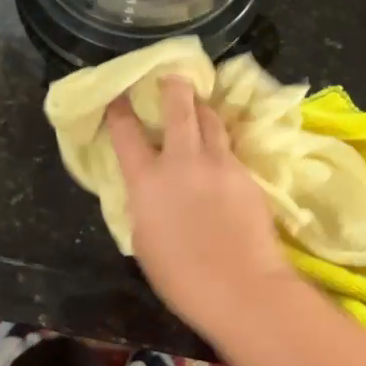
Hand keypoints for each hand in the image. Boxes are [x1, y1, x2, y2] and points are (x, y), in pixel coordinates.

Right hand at [104, 77, 295, 340]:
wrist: (242, 288)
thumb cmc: (181, 277)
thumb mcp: (144, 240)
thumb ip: (144, 204)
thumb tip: (150, 189)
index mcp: (147, 181)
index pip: (126, 132)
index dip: (119, 110)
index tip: (118, 97)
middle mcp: (182, 161)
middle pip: (179, 107)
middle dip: (173, 85)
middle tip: (171, 76)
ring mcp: (219, 164)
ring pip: (211, 120)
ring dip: (201, 108)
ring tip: (198, 105)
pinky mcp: (247, 175)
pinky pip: (230, 149)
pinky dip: (220, 144)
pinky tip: (220, 154)